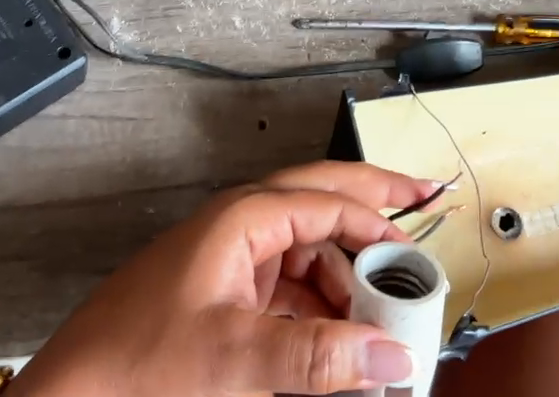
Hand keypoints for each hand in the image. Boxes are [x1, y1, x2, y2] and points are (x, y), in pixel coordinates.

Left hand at [12, 161, 443, 396]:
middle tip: (421, 194)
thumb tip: (390, 358)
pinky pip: (287, 289)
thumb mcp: (238, 360)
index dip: (376, 223)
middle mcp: (241, 228)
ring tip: (383, 310)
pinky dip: (319, 307)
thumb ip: (319, 357)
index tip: (414, 253)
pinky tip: (340, 338)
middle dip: (371, 196)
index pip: (326, 202)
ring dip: (346, 274)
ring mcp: (232, 261)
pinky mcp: (224, 296)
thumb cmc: (137, 364)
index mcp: (243, 219)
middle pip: (319, 196)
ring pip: (307, 249)